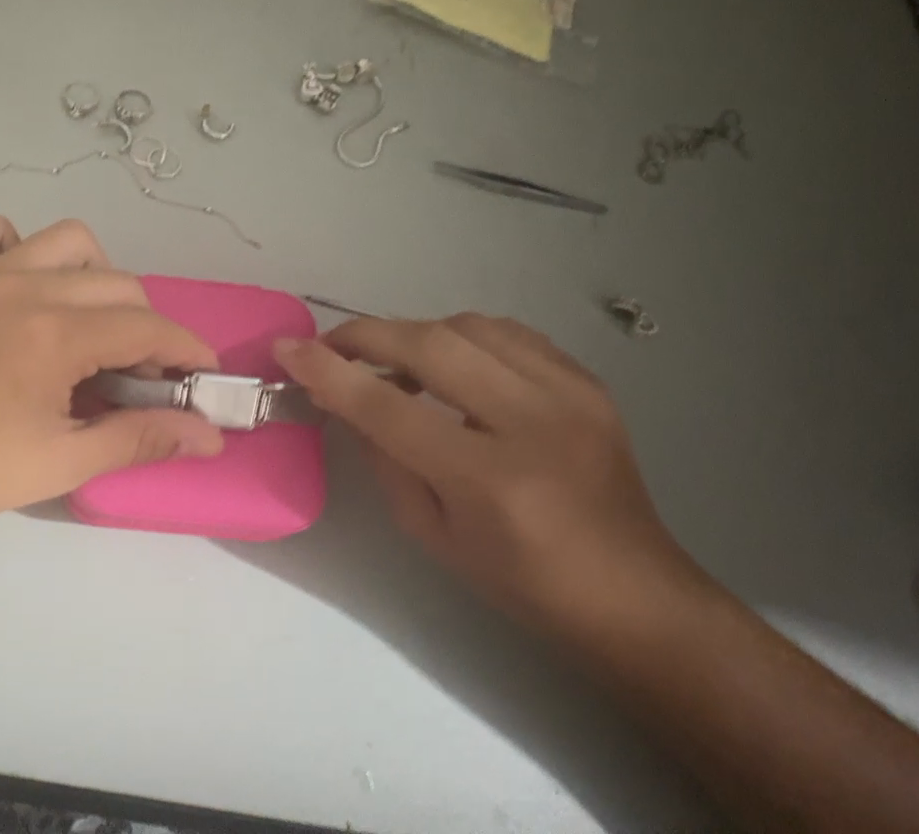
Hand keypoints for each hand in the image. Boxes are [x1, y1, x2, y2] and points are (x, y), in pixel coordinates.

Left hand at [0, 217, 224, 542]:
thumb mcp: (63, 461)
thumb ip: (141, 438)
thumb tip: (209, 435)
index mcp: (55, 331)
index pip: (145, 327)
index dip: (185, 351)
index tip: (204, 379)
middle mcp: (24, 286)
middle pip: (116, 284)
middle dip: (146, 328)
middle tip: (142, 381)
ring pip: (65, 242)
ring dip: (96, 277)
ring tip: (92, 330)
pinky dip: (13, 245)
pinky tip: (24, 286)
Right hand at [274, 313, 706, 635]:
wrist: (632, 592)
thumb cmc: (518, 580)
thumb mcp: (430, 532)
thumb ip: (383, 458)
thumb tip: (345, 399)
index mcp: (490, 480)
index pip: (389, 406)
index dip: (329, 372)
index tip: (286, 349)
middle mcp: (535, 423)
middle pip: (431, 345)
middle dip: (367, 336)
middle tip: (331, 347)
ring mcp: (571, 395)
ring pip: (469, 326)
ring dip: (414, 333)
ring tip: (390, 361)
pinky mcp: (589, 382)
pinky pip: (508, 334)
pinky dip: (462, 338)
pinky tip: (448, 363)